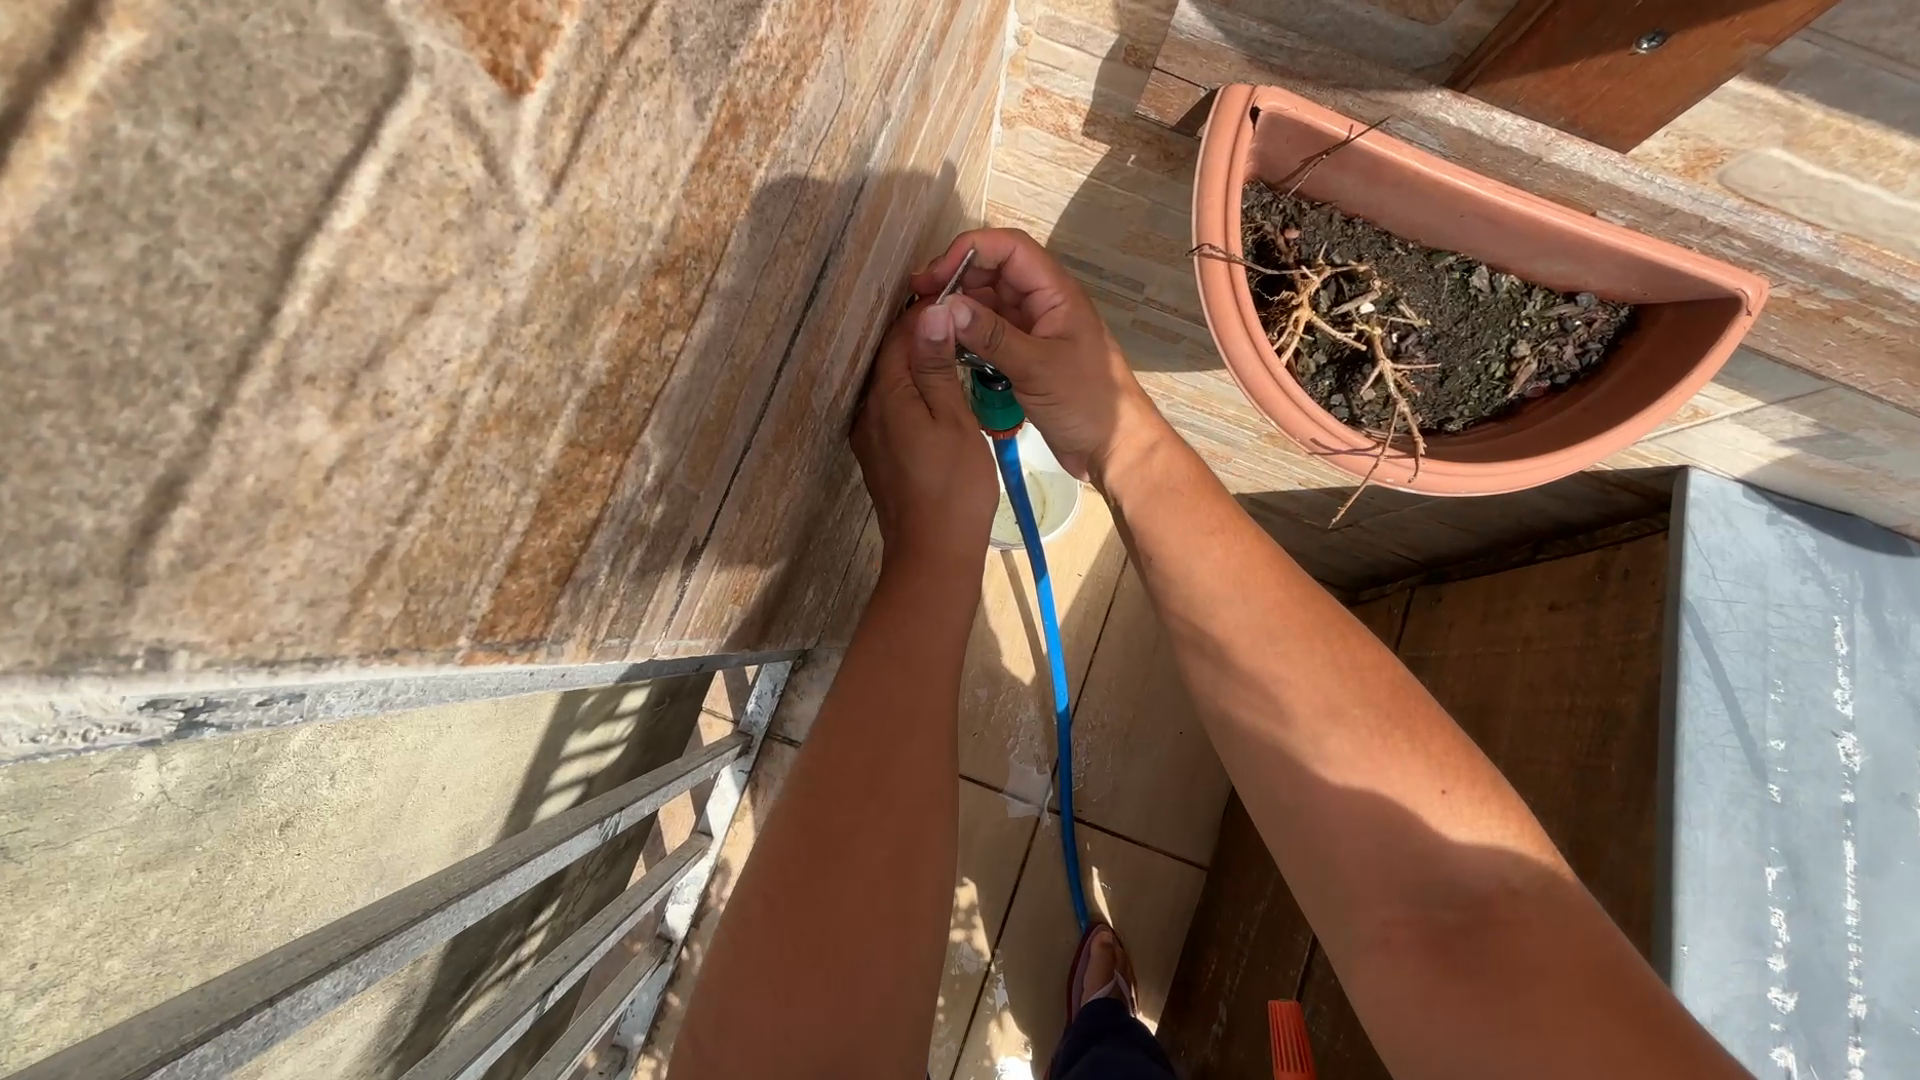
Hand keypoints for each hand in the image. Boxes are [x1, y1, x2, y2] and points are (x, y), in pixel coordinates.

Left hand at [851, 299, 998, 569]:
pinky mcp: (878, 455)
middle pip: (889, 358)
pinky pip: (892, 408)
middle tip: (960, 322)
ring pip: (890, 384)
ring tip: (953, 352)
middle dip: (919, 335)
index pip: (898, 335)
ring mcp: (869, 435)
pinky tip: (937, 394)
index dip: (925, 313)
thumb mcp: (954, 420)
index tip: (957, 299)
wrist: (933, 553)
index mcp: (887, 395)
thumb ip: (937, 367)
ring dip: (916, 364)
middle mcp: (868, 410)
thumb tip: (929, 312)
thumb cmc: (954, 487)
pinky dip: (912, 393)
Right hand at [909, 228, 1166, 485]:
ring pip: (990, 303)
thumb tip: (945, 307)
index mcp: (1056, 293)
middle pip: (995, 272)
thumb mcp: (1037, 368)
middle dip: (957, 279)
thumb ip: (992, 336)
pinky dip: (968, 334)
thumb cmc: (1086, 403)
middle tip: (918, 301)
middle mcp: (1043, 304)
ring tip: (926, 323)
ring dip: (960, 308)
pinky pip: (992, 333)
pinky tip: (945, 345)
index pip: (1009, 249)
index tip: (934, 277)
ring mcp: (1034, 330)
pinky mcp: (1027, 356)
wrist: (1113, 447)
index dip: (969, 252)